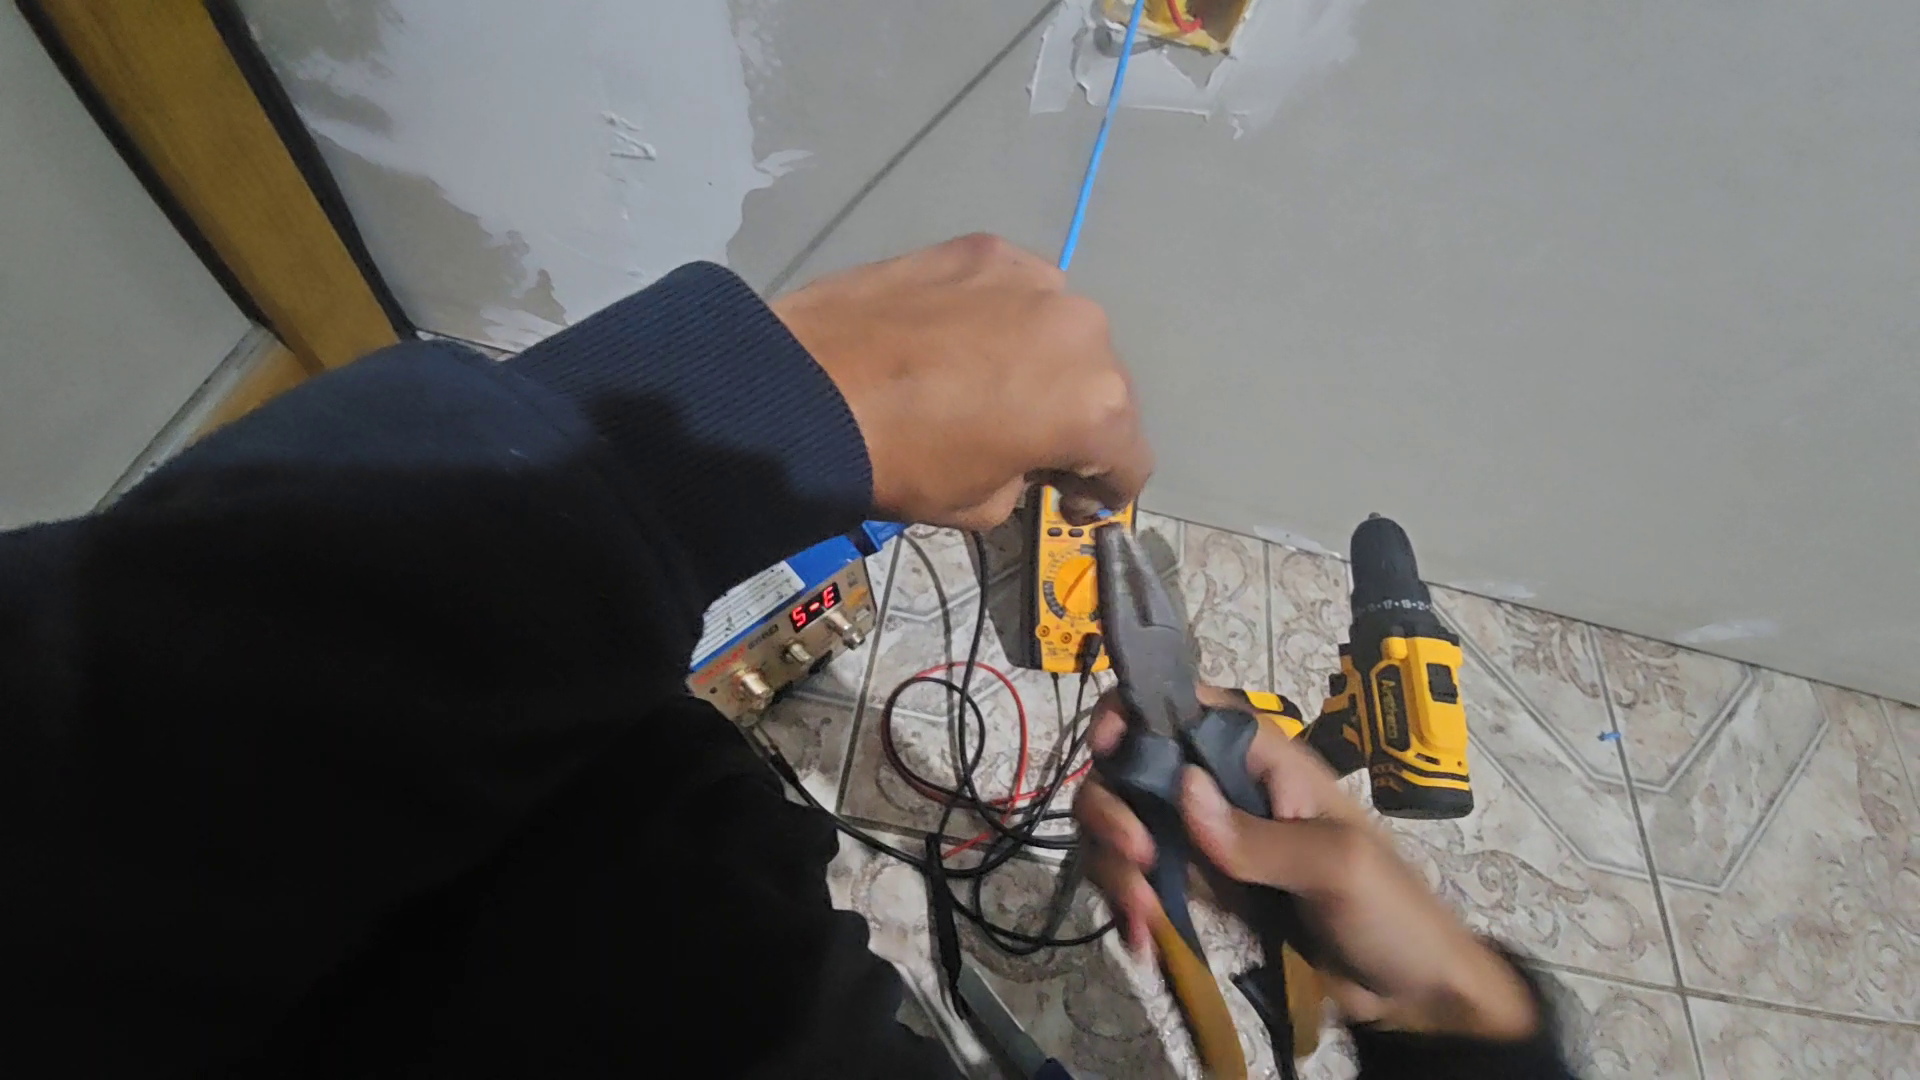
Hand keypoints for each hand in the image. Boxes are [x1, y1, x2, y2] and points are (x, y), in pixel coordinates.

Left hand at [771, 235, 1150, 527]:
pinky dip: (1003, 319)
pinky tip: (960, 336)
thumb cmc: (904, 463)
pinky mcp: (986, 248)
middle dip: (1077, 420)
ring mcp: (1035, 278)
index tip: (1070, 498)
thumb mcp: (981, 506)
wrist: (811, 392)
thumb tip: (1025, 458)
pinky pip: (1016, 293)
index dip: (1108, 488)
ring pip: (1062, 332)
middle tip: (1028, 440)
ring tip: (989, 379)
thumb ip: (1028, 480)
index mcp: (1096, 405)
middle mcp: (1085, 330)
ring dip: (1043, 362)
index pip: (1133, 457)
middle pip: (1104, 387)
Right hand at [1073, 689, 1538, 1039]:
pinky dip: (1126, 905)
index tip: (1107, 751)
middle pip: (1127, 765)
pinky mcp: (1189, 882)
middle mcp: (1212, 782)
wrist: (1409, 993)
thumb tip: (1182, 789)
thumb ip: (1260, 836)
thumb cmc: (1390, 908)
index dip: (1130, 710)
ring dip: (1112, 866)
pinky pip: (1133, 878)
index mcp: (1253, 754)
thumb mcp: (1338, 865)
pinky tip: (1143, 941)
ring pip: (1118, 823)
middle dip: (1111, 807)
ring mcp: (1195, 833)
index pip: (1180, 703)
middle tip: (1135, 858)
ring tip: (1142, 920)